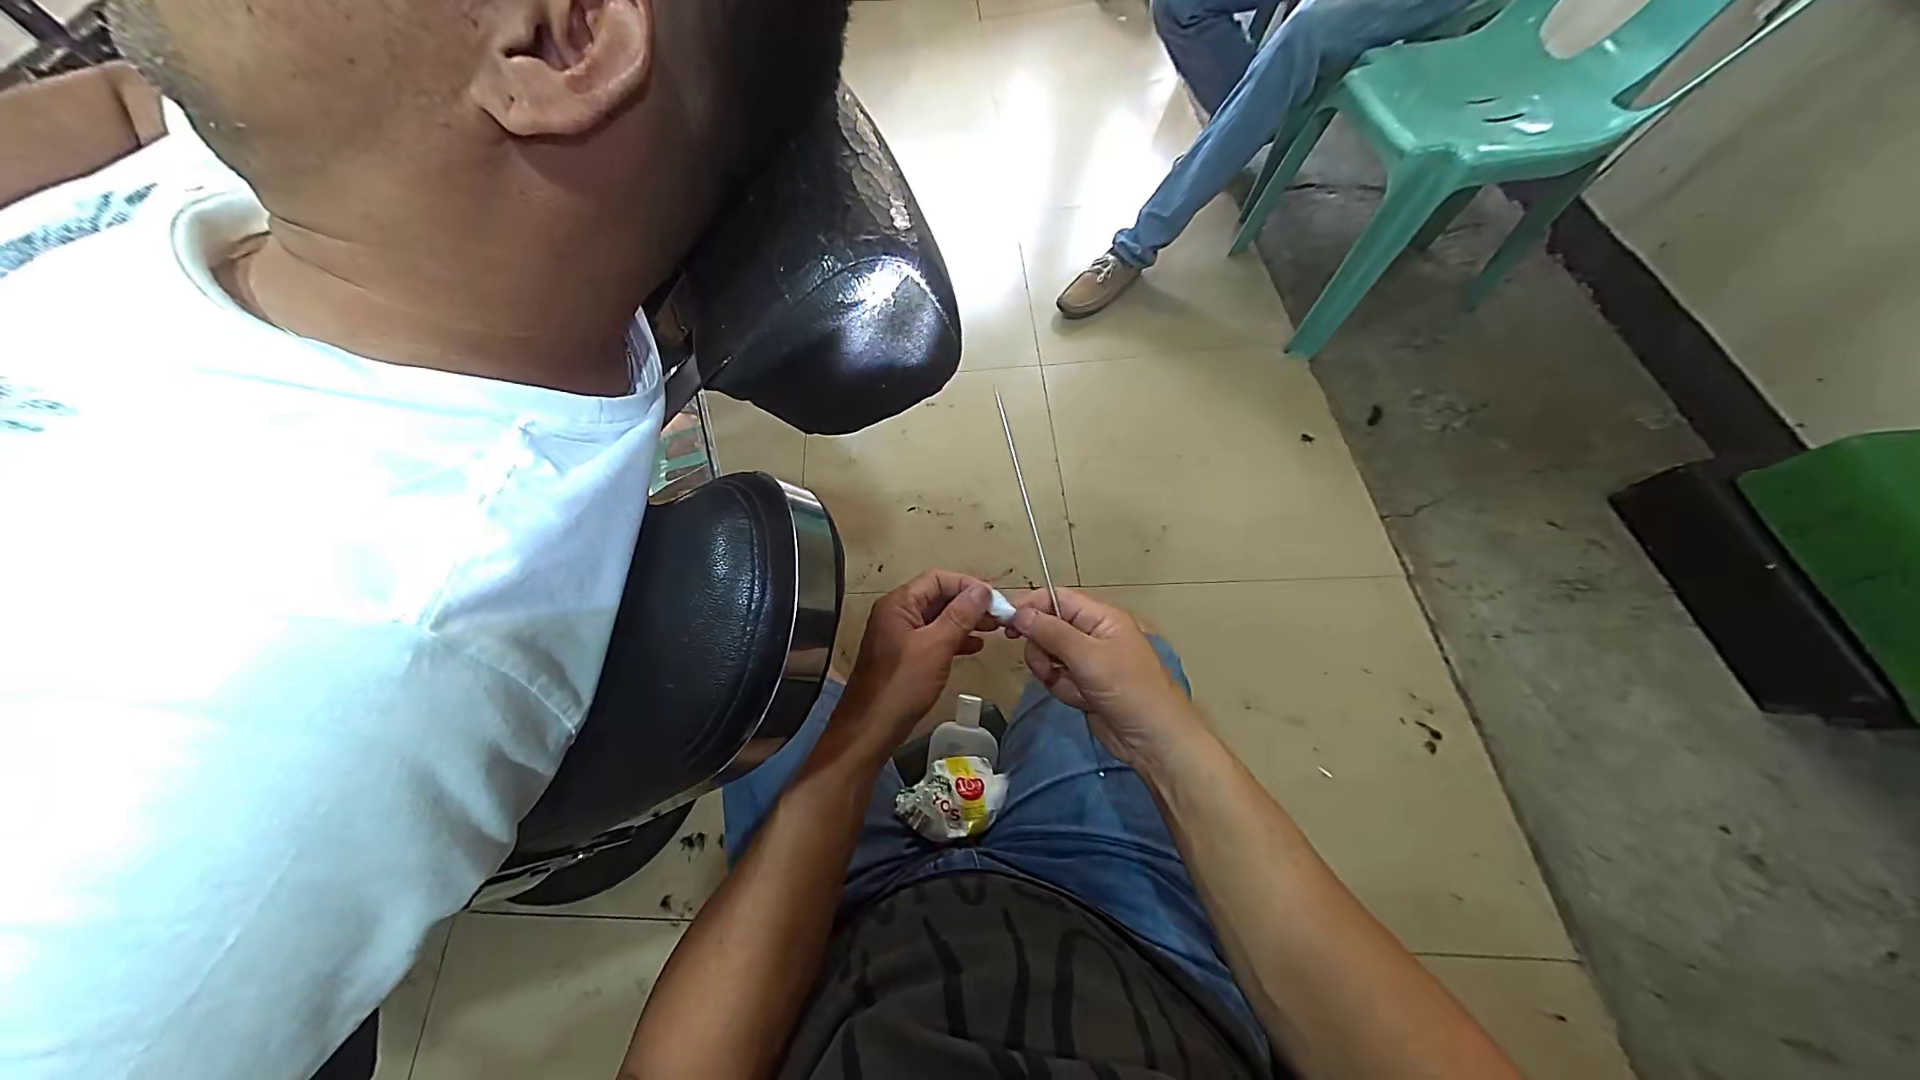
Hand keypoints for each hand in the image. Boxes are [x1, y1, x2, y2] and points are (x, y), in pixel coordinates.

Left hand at [832, 569, 996, 757]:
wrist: (871, 729)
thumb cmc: (902, 686)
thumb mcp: (936, 646)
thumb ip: (960, 615)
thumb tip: (982, 590)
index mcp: (899, 604)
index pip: (937, 579)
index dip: (967, 585)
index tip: (994, 600)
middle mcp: (897, 613)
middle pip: (938, 596)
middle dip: (969, 603)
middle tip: (998, 616)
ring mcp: (899, 635)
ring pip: (938, 617)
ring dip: (965, 620)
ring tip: (992, 629)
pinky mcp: (905, 655)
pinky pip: (934, 637)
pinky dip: (954, 638)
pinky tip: (974, 647)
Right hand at [1005, 589, 1206, 768]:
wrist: (1153, 740)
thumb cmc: (1128, 689)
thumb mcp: (1088, 656)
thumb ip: (1051, 631)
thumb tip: (1019, 612)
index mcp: (1100, 617)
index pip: (1056, 598)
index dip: (1030, 605)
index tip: (1005, 620)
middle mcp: (1091, 634)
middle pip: (1046, 628)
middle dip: (1042, 650)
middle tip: (1050, 667)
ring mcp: (1086, 661)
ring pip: (1047, 656)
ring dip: (1054, 674)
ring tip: (1076, 689)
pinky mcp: (1082, 684)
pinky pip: (1057, 679)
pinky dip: (1063, 690)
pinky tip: (1083, 700)